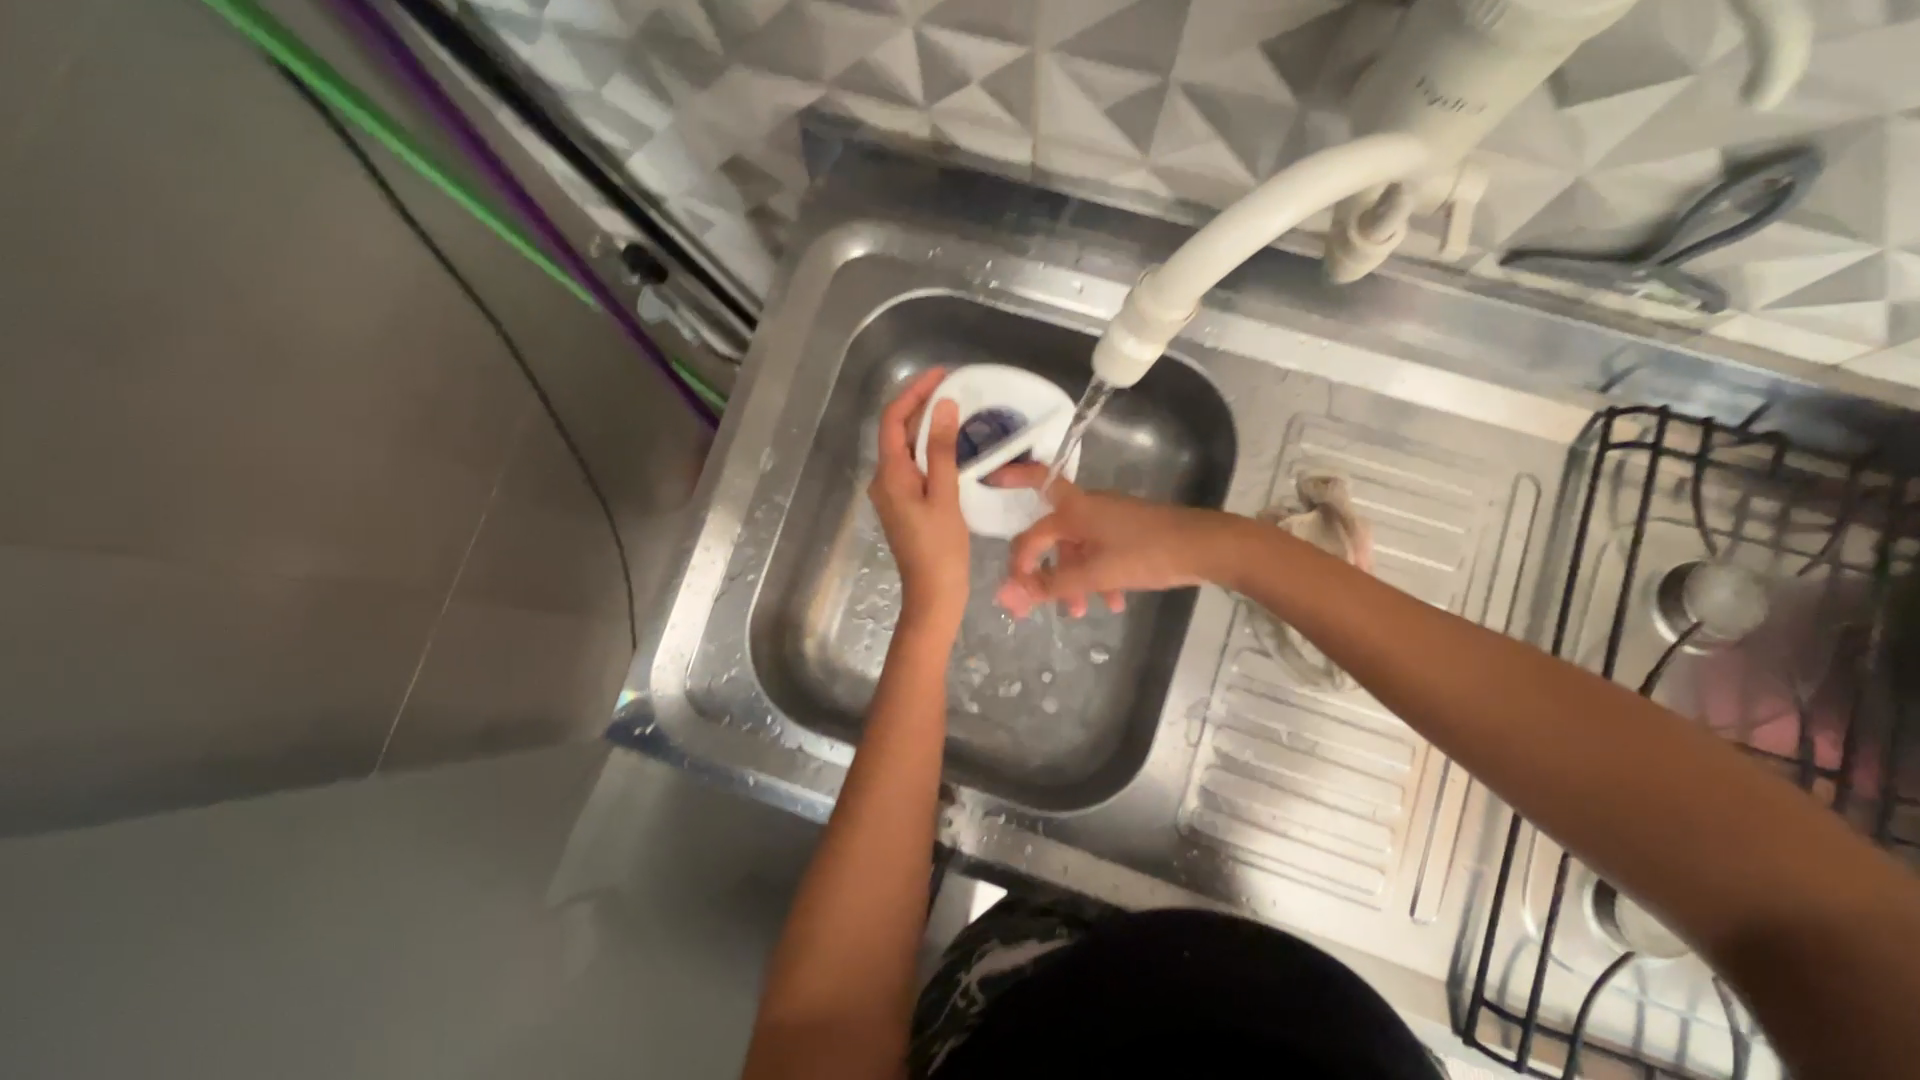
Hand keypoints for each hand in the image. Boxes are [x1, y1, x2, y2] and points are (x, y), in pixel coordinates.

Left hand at [869, 368, 969, 629]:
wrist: (933, 596)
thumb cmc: (940, 549)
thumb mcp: (945, 496)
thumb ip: (941, 450)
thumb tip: (942, 405)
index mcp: (889, 475)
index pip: (893, 420)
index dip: (914, 392)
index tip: (942, 374)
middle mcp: (884, 480)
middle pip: (897, 432)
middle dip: (922, 405)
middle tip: (955, 387)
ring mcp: (892, 494)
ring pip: (905, 449)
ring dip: (926, 426)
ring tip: (956, 408)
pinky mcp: (904, 505)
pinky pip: (913, 467)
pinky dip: (929, 449)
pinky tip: (951, 445)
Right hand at [993, 464, 1229, 617]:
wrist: (1203, 545)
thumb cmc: (1145, 554)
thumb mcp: (1095, 575)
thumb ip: (1050, 586)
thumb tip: (1007, 596)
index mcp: (1073, 510)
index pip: (1030, 536)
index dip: (1017, 565)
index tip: (1015, 595)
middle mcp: (1086, 507)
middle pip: (1048, 528)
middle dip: (1035, 558)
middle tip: (1024, 582)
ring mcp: (1107, 517)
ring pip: (1076, 548)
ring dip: (1072, 579)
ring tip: (1079, 612)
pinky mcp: (1126, 530)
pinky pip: (1099, 552)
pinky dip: (1098, 576)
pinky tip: (1113, 603)